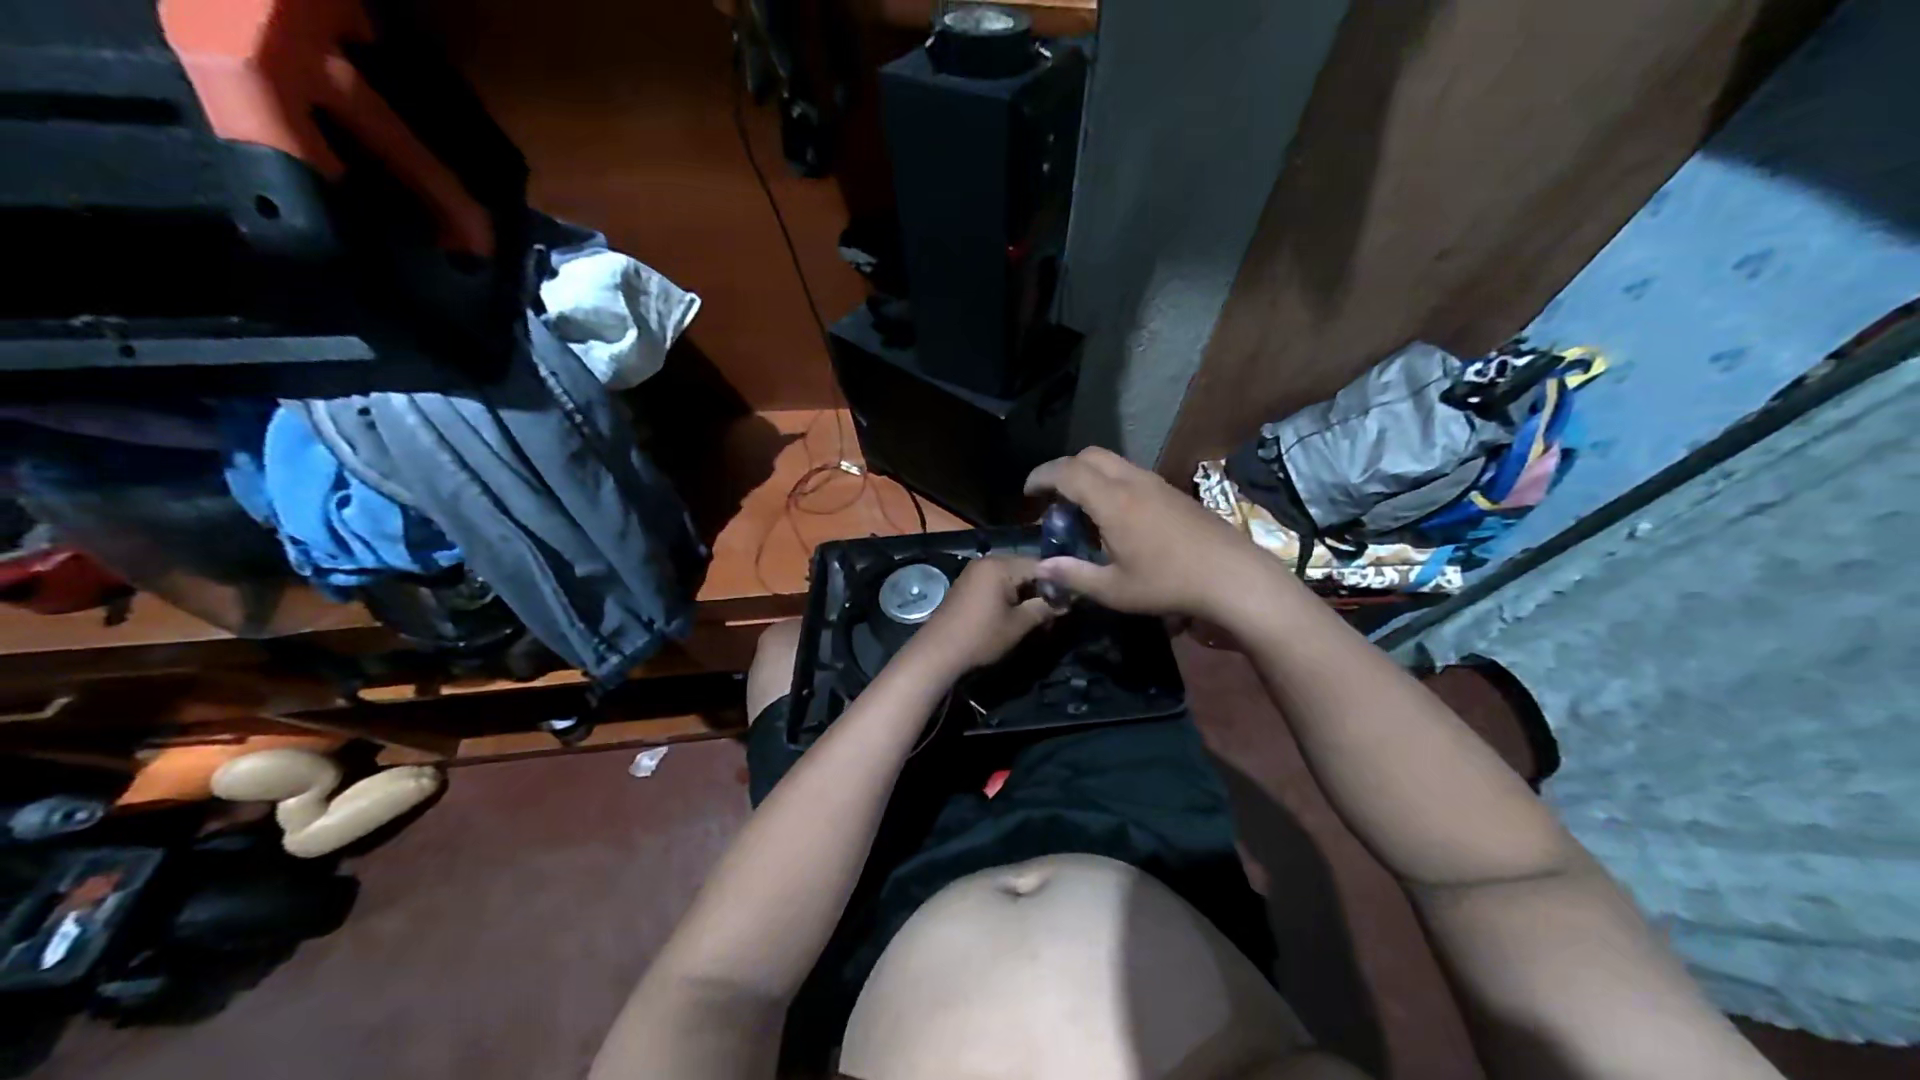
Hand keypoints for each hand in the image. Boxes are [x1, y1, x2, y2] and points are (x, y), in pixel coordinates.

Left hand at [895, 556, 1053, 682]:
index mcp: (1000, 565)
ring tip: (1039, 616)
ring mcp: (974, 573)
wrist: (937, 653)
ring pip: (1011, 577)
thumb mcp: (1018, 625)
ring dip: (1026, 594)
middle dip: (1041, 588)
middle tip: (1056, 611)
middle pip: (1025, 569)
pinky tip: (1017, 614)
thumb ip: (1044, 608)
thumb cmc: (981, 637)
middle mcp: (986, 562)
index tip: (1070, 601)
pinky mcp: (967, 585)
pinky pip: (996, 584)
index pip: (1040, 565)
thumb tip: (1067, 602)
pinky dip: (1010, 596)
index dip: (1058, 583)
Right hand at [1024, 447, 1271, 619]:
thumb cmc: (1169, 584)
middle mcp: (1132, 481)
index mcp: (1113, 501)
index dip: (1041, 476)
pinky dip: (1110, 482)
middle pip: (1089, 455)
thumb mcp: (1114, 589)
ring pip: (1112, 462)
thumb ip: (1073, 575)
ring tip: (1082, 510)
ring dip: (1089, 475)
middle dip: (1064, 470)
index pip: (1067, 472)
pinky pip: (1130, 473)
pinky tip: (1116, 517)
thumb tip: (1040, 568)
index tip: (1027, 492)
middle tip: (1053, 498)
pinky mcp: (1172, 492)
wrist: (1233, 576)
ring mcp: (1156, 483)